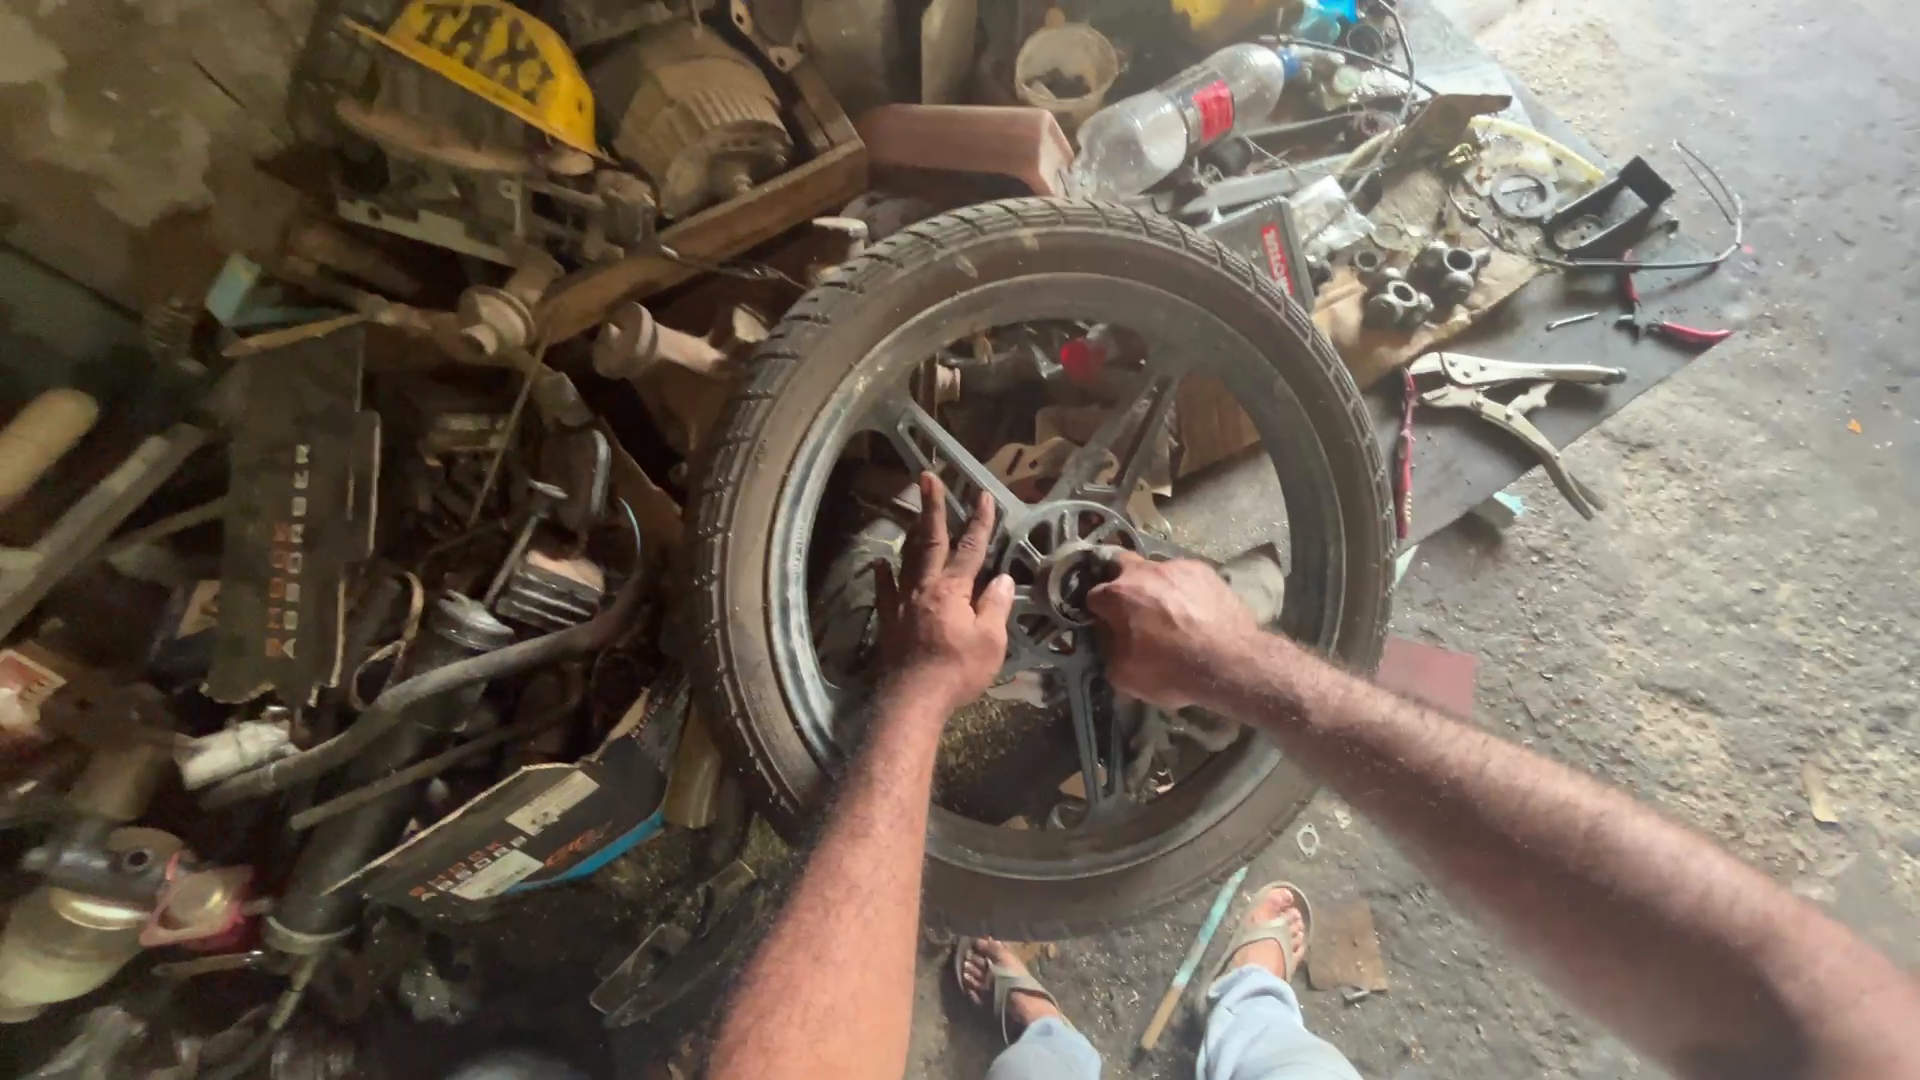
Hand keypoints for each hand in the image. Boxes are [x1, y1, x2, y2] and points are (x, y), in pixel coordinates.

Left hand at [874, 474, 1015, 715]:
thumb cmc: (956, 671)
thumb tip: (1001, 578)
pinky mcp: (888, 620)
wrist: (912, 700)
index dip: (980, 521)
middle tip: (927, 477)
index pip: (971, 548)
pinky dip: (884, 574)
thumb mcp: (990, 642)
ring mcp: (902, 602)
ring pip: (906, 558)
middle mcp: (924, 587)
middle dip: (932, 506)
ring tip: (913, 513)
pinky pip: (885, 590)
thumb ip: (994, 606)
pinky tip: (881, 563)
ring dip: (911, 533)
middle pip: (929, 539)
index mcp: (952, 589)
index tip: (984, 496)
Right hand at [1086, 553, 1260, 709]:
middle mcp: (1143, 572)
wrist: (1230, 663)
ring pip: (1156, 570)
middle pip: (1121, 565)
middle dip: (1121, 581)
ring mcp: (1176, 567)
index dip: (1098, 611)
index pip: (1093, 595)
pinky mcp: (1205, 570)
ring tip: (1172, 611)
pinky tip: (1195, 610)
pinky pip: (1185, 576)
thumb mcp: (1124, 675)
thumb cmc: (1170, 671)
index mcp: (1117, 595)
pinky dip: (1184, 589)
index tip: (1107, 624)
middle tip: (1133, 605)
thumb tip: (1110, 641)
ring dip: (1156, 587)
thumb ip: (1109, 651)